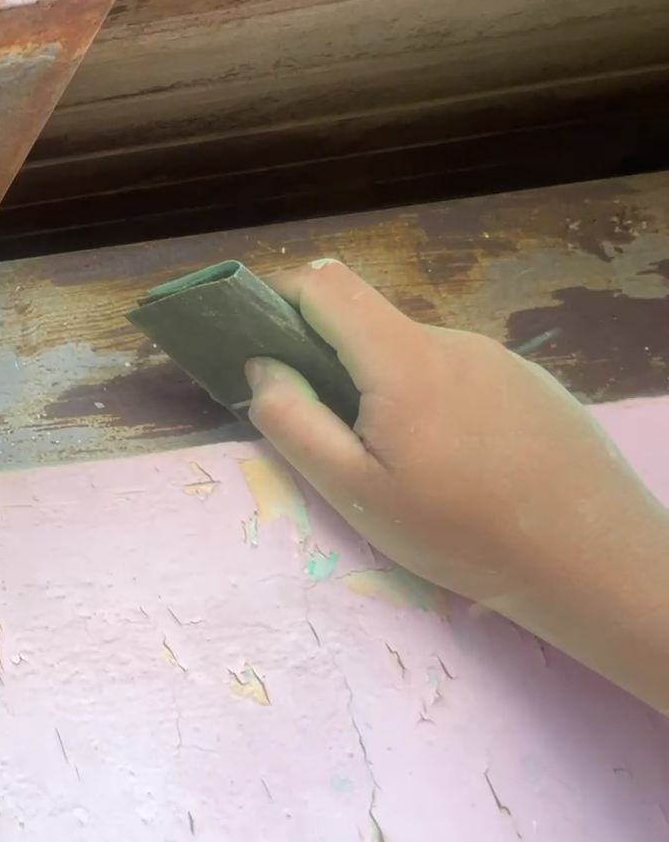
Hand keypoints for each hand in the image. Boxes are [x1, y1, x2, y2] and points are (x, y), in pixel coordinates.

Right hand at [243, 258, 665, 615]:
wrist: (607, 574)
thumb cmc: (462, 533)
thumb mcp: (348, 487)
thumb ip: (289, 417)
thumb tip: (261, 365)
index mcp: (406, 361)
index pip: (325, 284)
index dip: (277, 294)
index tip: (252, 335)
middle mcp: (455, 343)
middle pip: (361, 316)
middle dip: (317, 348)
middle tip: (310, 414)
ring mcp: (499, 361)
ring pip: (401, 345)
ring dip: (366, 374)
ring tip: (378, 444)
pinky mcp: (528, 383)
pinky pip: (444, 366)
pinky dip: (412, 389)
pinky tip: (437, 450)